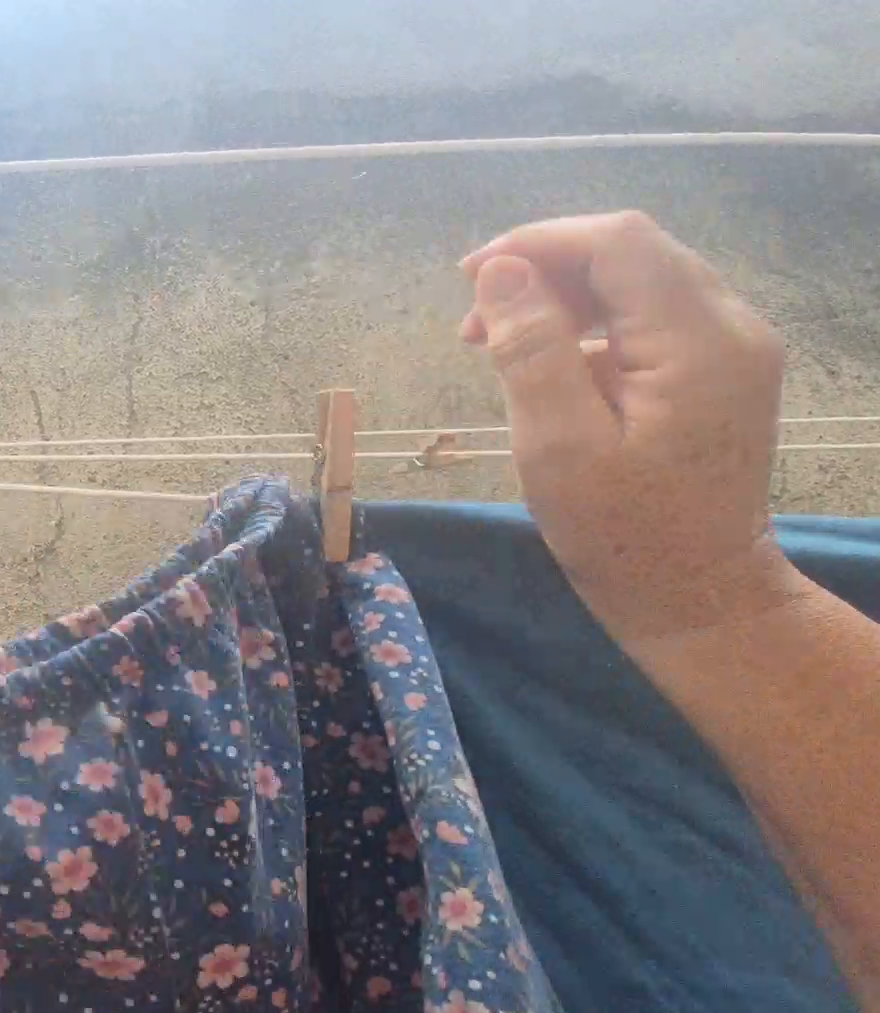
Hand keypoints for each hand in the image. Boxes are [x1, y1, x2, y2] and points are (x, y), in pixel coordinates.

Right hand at [459, 211, 807, 637]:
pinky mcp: (711, 370)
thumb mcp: (556, 442)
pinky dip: (583, 326)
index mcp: (697, 341)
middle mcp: (728, 327)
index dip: (537, 242)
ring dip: (557, 299)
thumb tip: (500, 272)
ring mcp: (727, 348)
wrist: (690, 588)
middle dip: (541, 272)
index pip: (619, 243)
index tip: (465, 276)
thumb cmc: (615, 527)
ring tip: (493, 346)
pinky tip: (543, 365)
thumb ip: (532, 350)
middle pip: (630, 255)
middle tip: (469, 329)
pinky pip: (643, 319)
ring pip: (635, 283)